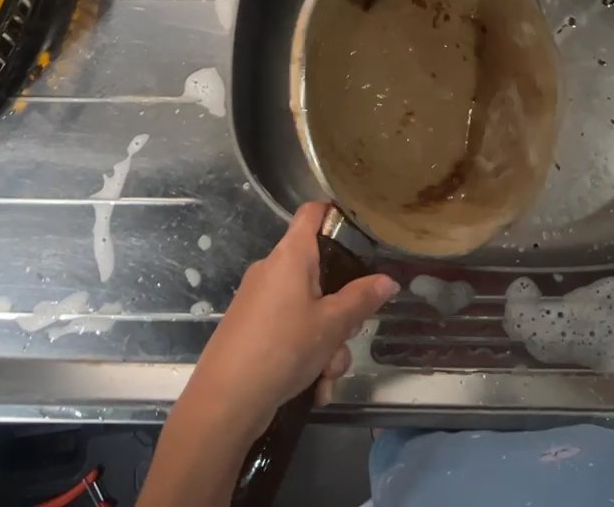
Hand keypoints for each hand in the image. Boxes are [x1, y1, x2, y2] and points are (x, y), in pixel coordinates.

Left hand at [180, 203, 398, 437]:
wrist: (224, 402)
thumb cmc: (282, 348)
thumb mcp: (332, 324)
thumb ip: (362, 299)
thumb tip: (389, 280)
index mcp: (290, 255)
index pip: (313, 212)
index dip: (337, 213)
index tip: (364, 231)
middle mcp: (273, 270)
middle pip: (320, 271)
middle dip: (341, 308)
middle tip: (348, 334)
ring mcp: (260, 300)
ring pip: (310, 310)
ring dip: (326, 342)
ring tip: (326, 374)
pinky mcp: (253, 329)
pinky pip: (291, 331)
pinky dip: (306, 356)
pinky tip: (313, 388)